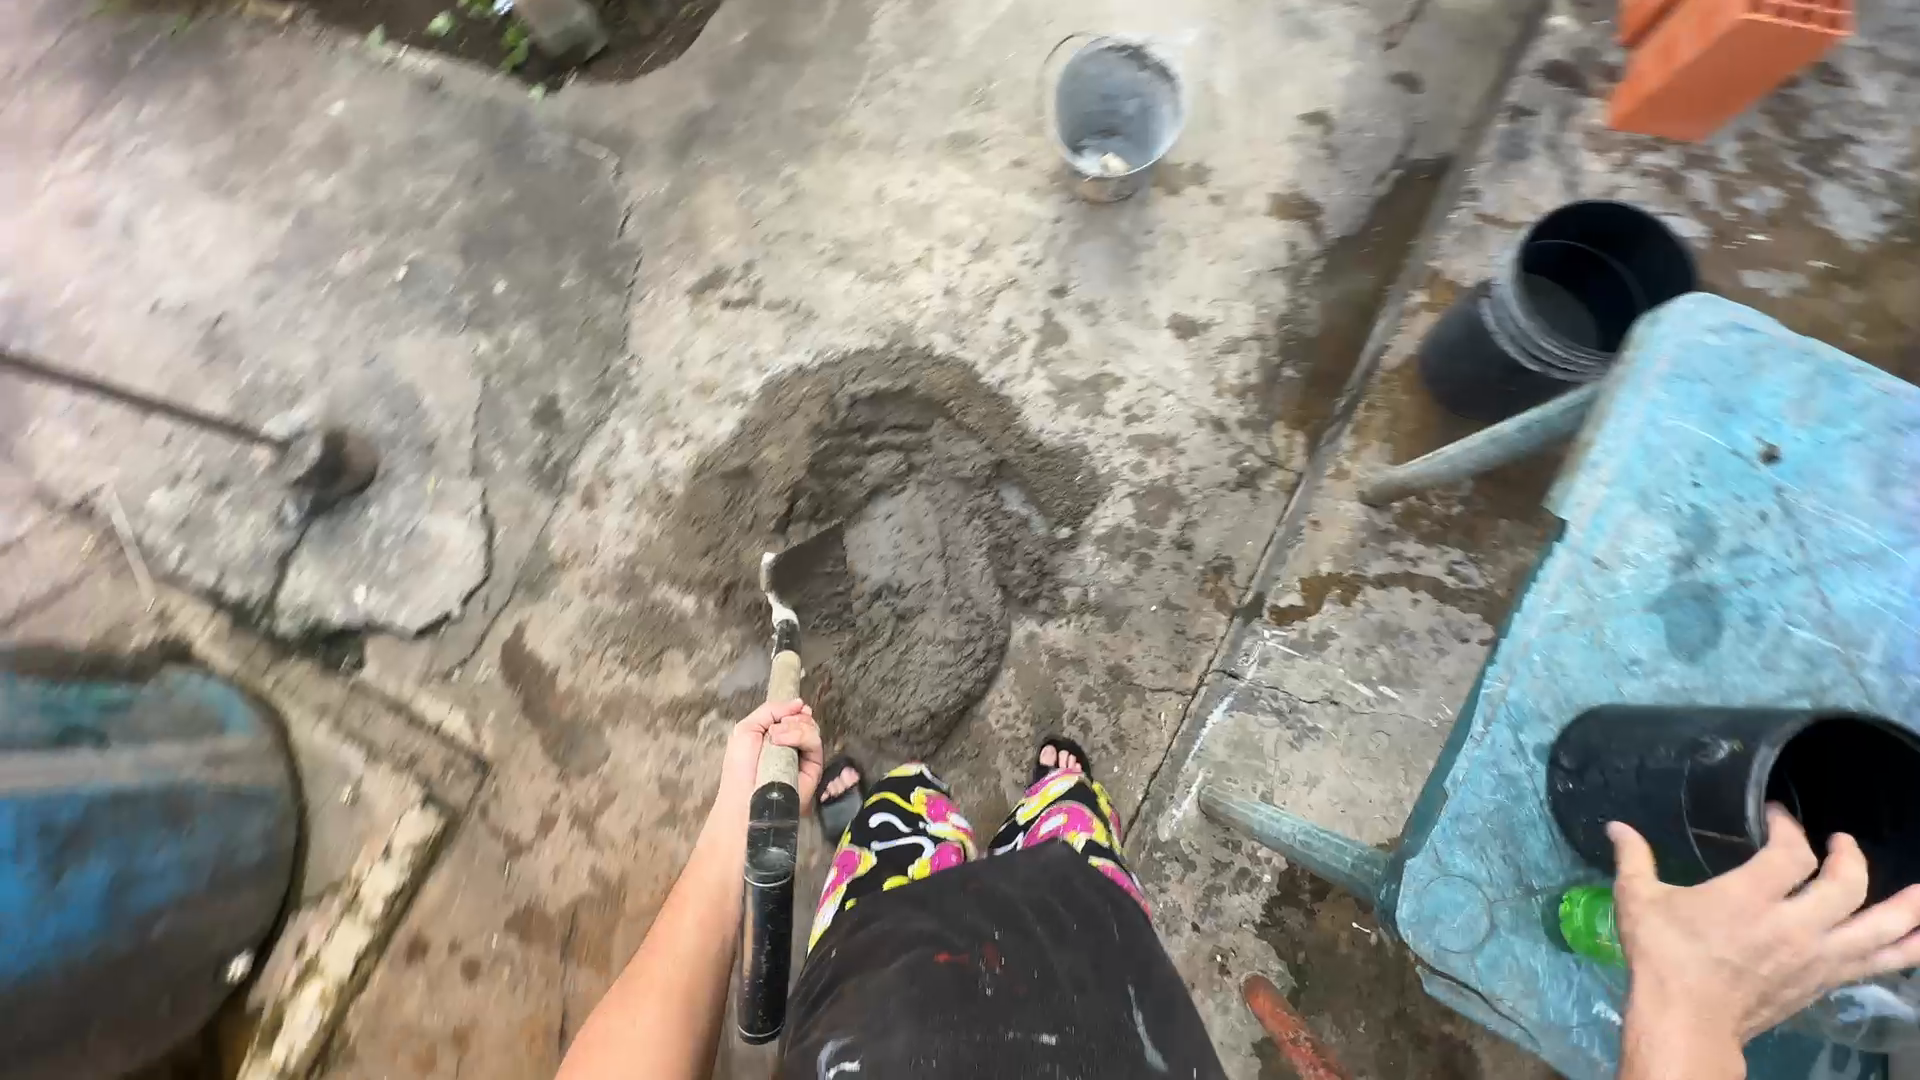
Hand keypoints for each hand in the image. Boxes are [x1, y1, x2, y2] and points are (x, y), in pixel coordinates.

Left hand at [722, 700, 823, 807]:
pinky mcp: (814, 767)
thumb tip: (800, 703)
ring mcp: (804, 756)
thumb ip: (770, 710)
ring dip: (796, 726)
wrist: (745, 798)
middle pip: (806, 720)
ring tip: (777, 737)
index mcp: (777, 737)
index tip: (794, 707)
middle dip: (794, 717)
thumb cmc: (740, 766)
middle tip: (780, 726)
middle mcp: (793, 745)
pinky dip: (802, 736)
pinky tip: (784, 741)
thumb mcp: (746, 729)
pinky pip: (815, 743)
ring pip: (812, 729)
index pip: (794, 716)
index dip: (794, 710)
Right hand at [1611, 804, 1919, 1043]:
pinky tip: (1916, 940)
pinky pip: (1881, 964)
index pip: (1790, 855)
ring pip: (1882, 931)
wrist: (1689, 1013)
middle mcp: (1794, 924)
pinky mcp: (1827, 980)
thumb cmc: (1660, 950)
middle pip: (1845, 886)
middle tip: (1842, 841)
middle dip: (1850, 858)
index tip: (1777, 816)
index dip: (1789, 829)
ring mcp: (1818, 956)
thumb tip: (1617, 827)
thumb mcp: (1636, 896)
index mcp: (1747, 898)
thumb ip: (1633, 858)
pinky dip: (1906, 949)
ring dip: (1907, 908)